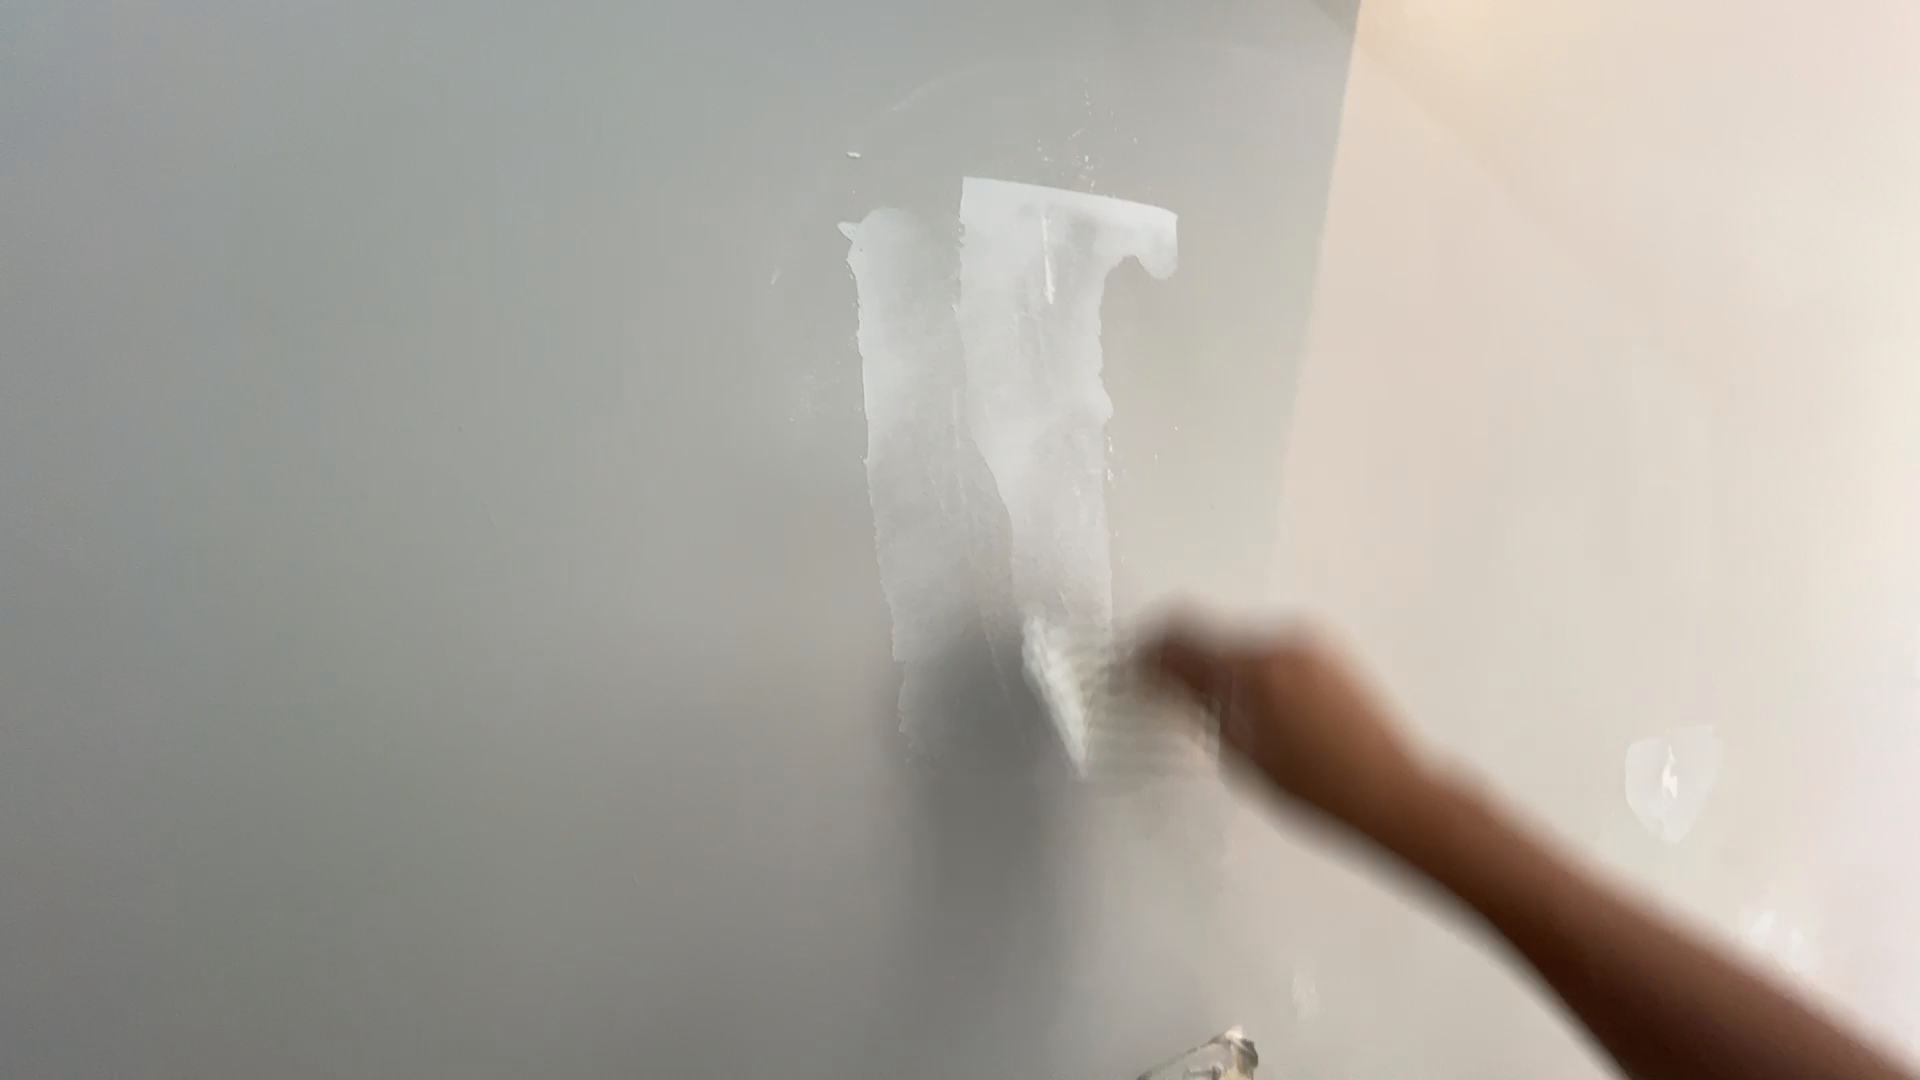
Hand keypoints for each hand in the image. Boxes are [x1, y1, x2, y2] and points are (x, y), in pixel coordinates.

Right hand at [1142, 614, 1431, 840]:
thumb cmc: (1319, 789)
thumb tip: (1163, 677)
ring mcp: (1304, 642)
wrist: (1395, 792)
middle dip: (1178, 656)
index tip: (1130, 664)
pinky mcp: (1322, 648)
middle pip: (1205, 633)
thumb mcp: (1241, 753)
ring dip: (1213, 661)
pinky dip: (1243, 664)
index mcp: (1253, 671)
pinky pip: (1263, 646)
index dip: (1145, 649)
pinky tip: (1247, 700)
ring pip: (1234, 640)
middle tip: (1161, 686)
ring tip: (1209, 703)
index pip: (1178, 639)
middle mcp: (1278, 643)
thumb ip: (1198, 705)